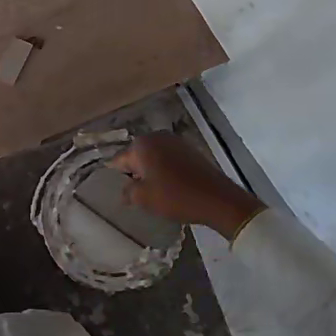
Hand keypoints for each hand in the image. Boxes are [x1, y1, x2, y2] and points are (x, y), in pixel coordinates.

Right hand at [110, 133, 264, 240]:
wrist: (217, 199)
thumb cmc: (176, 196)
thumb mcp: (144, 199)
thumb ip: (127, 191)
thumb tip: (124, 190)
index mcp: (141, 145)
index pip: (118, 160)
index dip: (117, 178)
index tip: (122, 193)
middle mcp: (156, 136)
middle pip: (136, 156)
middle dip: (134, 173)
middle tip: (138, 194)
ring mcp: (175, 141)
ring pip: (153, 157)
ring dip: (151, 172)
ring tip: (154, 192)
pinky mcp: (189, 149)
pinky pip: (168, 158)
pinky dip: (165, 170)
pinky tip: (170, 186)